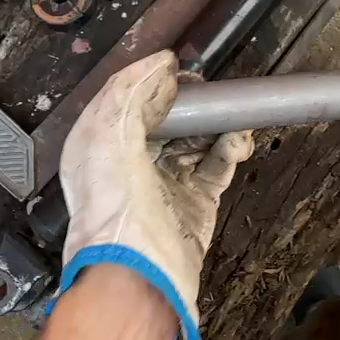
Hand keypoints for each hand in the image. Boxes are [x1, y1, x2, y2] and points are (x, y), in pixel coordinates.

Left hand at [59, 51, 253, 339]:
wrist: (138, 274)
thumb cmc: (115, 206)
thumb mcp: (108, 134)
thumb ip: (131, 92)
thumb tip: (162, 65)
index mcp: (101, 145)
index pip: (128, 101)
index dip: (154, 83)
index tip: (180, 73)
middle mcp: (131, 163)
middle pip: (166, 120)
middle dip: (191, 104)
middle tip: (213, 94)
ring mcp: (165, 183)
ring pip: (195, 141)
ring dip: (216, 125)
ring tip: (233, 115)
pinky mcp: (195, 202)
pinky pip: (216, 166)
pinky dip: (230, 149)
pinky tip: (239, 139)